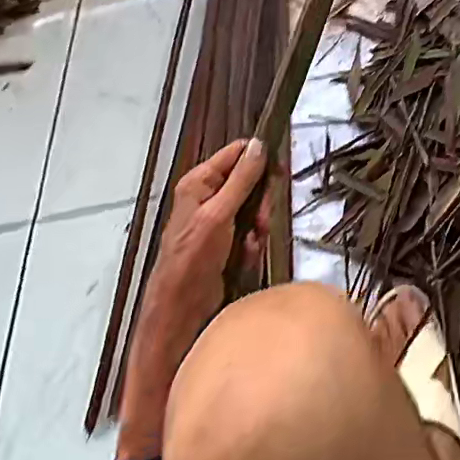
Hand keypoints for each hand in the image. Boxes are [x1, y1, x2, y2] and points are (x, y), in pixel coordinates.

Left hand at [115, 138, 269, 459]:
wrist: (181, 313)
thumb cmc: (189, 262)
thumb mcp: (219, 214)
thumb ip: (241, 179)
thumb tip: (259, 146)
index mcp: (199, 182)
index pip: (236, 153)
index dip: (259, 159)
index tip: (278, 171)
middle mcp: (207, 197)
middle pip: (249, 181)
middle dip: (260, 201)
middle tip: (262, 219)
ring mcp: (217, 220)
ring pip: (254, 208)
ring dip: (258, 225)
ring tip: (252, 241)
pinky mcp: (226, 242)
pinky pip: (251, 231)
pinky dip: (253, 243)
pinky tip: (246, 255)